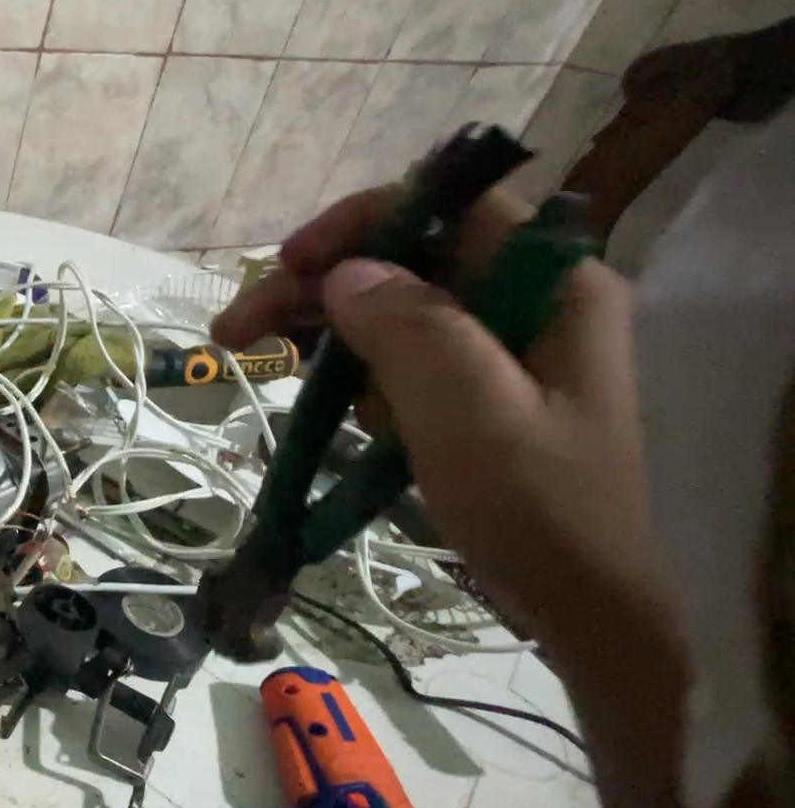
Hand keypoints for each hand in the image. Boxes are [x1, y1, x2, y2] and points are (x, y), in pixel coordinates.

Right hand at [212, 188, 665, 648]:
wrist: (574, 599)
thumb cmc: (536, 506)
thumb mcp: (472, 415)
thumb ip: (414, 332)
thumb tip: (342, 274)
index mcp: (548, 285)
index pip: (448, 208)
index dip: (361, 222)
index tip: (289, 264)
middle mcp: (518, 299)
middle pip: (397, 259)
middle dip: (310, 285)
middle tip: (233, 328)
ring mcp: (487, 344)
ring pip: (378, 305)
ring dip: (310, 325)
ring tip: (246, 354)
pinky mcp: (459, 385)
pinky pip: (382, 352)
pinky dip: (336, 365)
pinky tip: (306, 391)